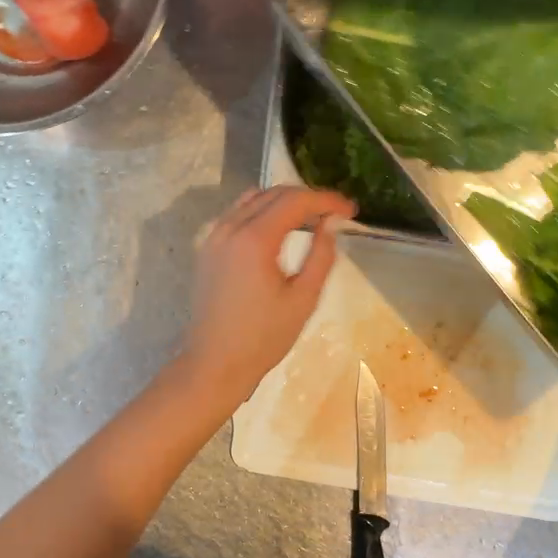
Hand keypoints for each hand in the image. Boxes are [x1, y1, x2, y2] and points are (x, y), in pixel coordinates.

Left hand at [178, 187, 355, 404]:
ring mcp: (214, 237)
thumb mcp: (303, 300)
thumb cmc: (263, 338)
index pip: (296, 201)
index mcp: (255, 239)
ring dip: (284, 202)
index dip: (326, 200)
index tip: (350, 210)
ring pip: (253, 200)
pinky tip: (279, 231)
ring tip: (311, 220)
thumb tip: (330, 224)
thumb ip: (321, 255)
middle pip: (274, 194)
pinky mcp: (207, 249)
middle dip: (308, 199)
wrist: (215, 363)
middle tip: (335, 215)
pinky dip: (262, 212)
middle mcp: (230, 228)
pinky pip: (237, 214)